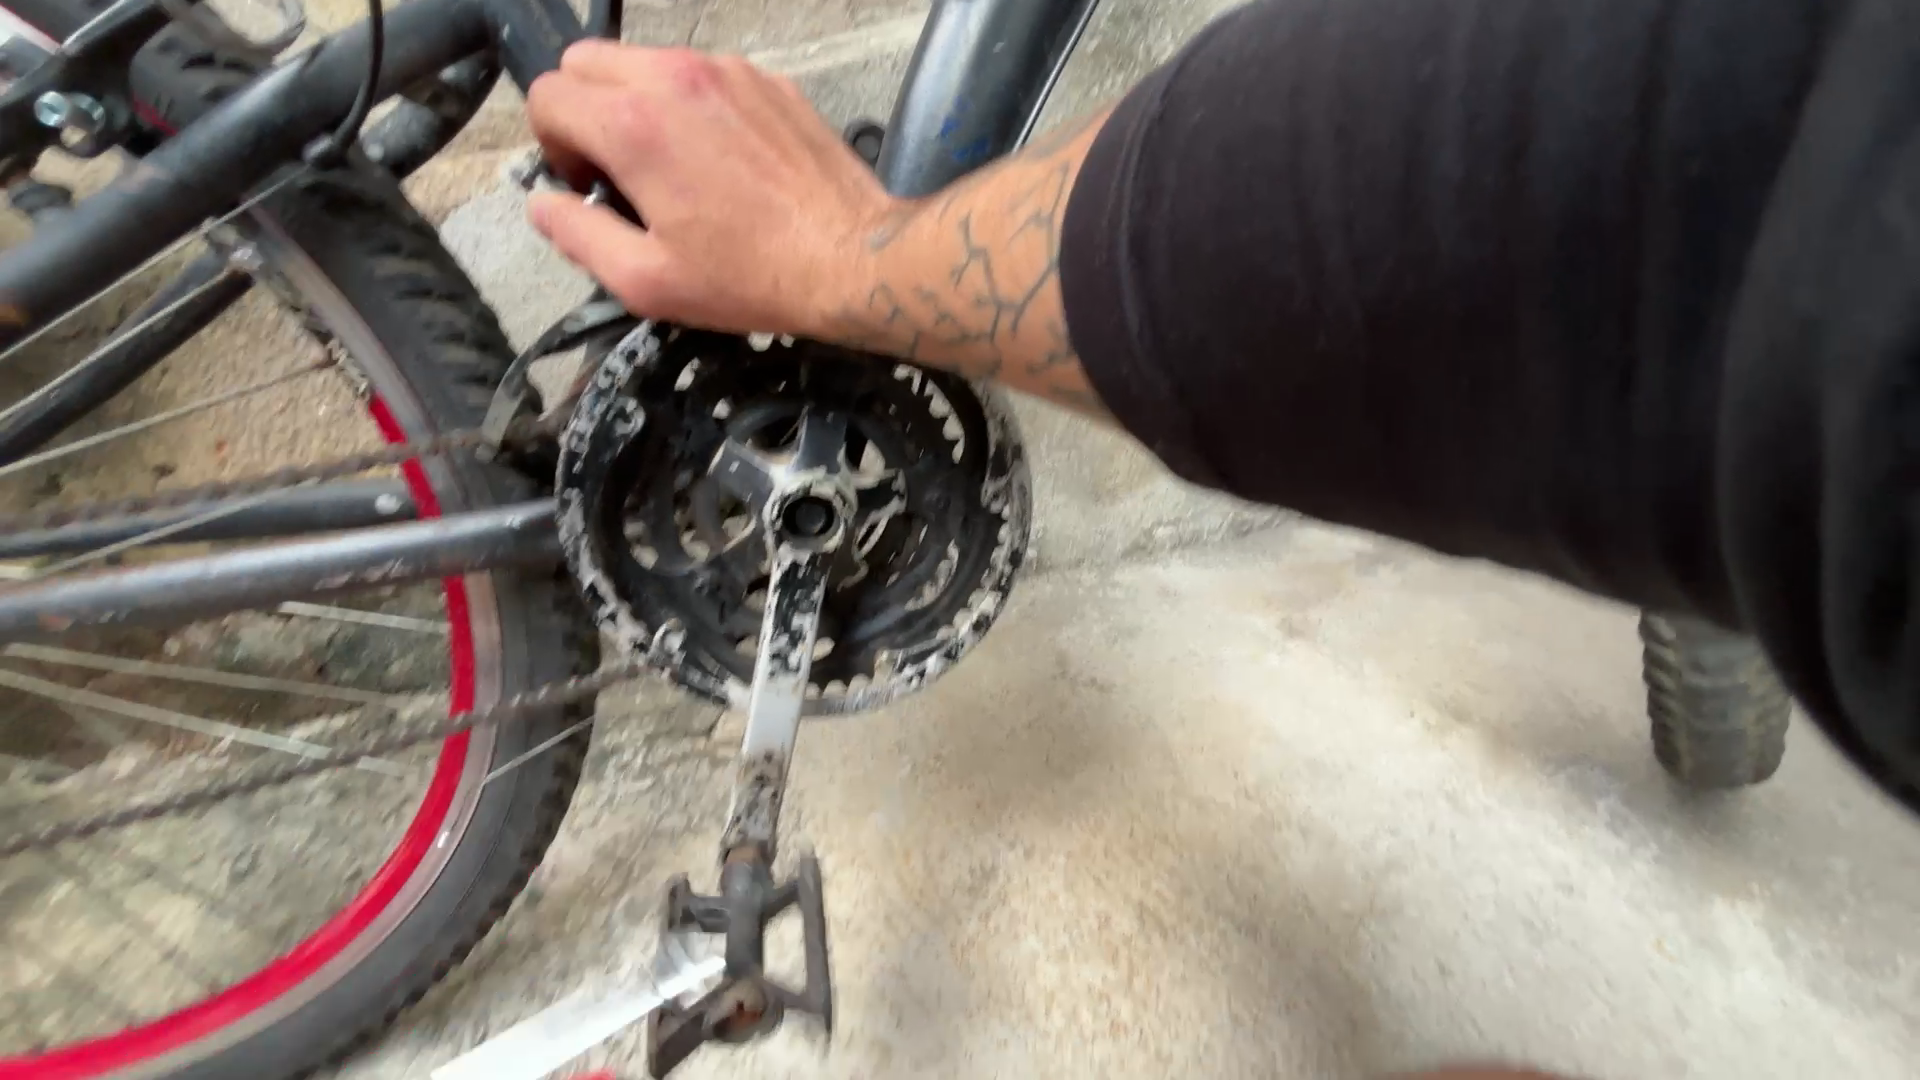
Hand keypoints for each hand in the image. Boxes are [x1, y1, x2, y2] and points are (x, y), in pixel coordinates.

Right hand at [524, 41, 896, 336]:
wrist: (852, 262)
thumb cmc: (756, 278)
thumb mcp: (650, 282)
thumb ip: (579, 237)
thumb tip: (544, 206)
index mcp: (634, 124)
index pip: (548, 97)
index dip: (555, 148)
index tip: (589, 187)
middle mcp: (676, 78)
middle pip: (588, 64)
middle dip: (587, 114)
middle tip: (622, 174)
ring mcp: (730, 73)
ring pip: (649, 64)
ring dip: (642, 107)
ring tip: (679, 171)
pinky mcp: (771, 83)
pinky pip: (709, 78)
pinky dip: (699, 108)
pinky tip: (728, 164)